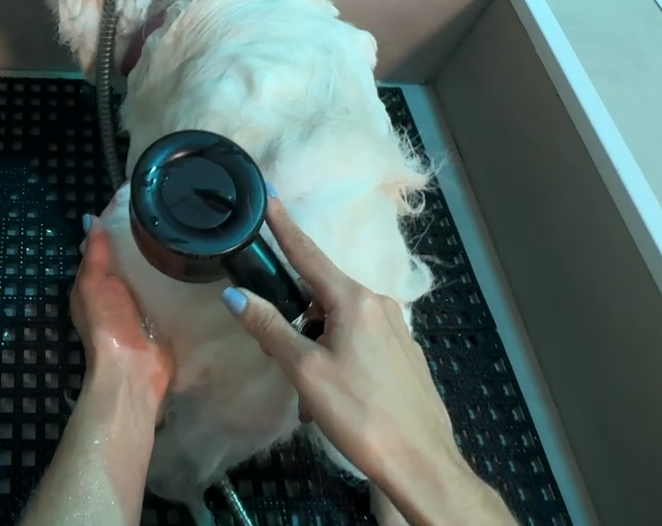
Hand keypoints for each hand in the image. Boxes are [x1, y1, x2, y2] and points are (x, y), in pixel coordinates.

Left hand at [72, 209, 172, 400]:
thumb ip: (95, 252)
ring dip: (162, 257)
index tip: (138, 199)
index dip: (117, 223)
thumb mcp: (93, 281)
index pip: (104, 244)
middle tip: (168, 210)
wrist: (132, 371)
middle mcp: (117, 292)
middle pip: (129, 257)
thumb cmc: (107, 323)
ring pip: (150, 272)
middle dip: (144, 238)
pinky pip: (169, 292)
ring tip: (185, 228)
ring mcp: (141, 306)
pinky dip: (177, 279)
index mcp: (95, 282)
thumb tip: (92, 218)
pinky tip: (193, 260)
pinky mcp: (163, 317)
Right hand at [221, 198, 514, 525]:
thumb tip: (235, 295)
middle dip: (295, 314)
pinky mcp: (404, 356)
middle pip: (321, 292)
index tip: (268, 192)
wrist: (426, 469)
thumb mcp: (306, 371)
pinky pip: (359, 342)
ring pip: (338, 321)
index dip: (283, 224)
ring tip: (307, 392)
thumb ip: (270, 328)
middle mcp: (378, 304)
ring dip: (315, 345)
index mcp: (353, 299)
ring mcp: (396, 330)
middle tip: (277, 348)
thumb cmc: (361, 415)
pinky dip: (337, 358)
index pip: (307, 251)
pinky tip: (333, 398)